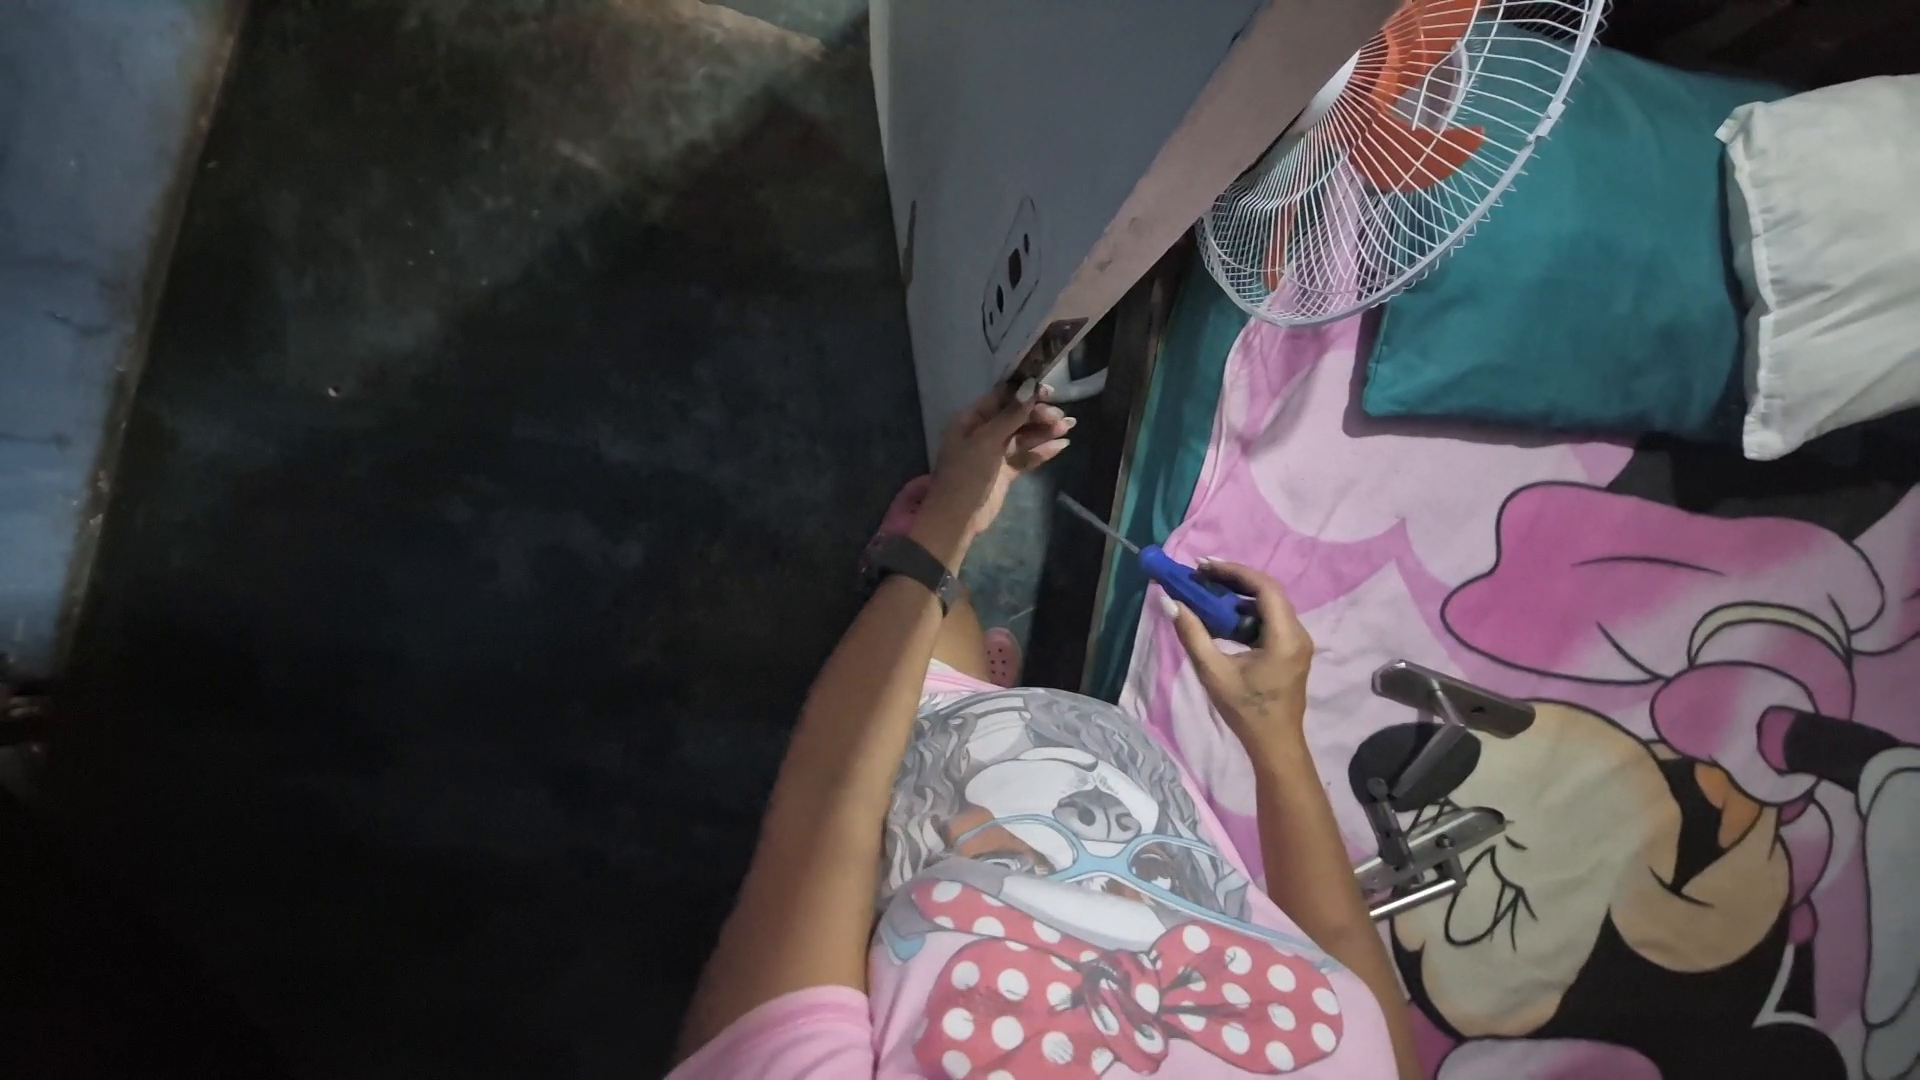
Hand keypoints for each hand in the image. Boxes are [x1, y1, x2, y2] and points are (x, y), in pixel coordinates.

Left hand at [917, 380, 1073, 554]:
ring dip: (1045, 431)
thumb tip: (1030, 388)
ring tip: (1069, 426)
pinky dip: (1042, 451)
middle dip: (1038, 414)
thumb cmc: (966, 473)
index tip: (1049, 393)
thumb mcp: (986, 440)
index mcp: (971, 420)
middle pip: (1015, 417)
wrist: (958, 517)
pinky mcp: (1005, 472)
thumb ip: (1010, 416)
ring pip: (1023, 437)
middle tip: (1060, 417)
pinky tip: (1061, 445)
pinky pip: (1026, 456)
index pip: (1001, 398)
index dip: (1025, 393)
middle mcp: (983, 433)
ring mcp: (995, 453)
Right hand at [1165, 560, 1313, 755]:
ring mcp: (1297, 642)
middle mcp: (1298, 633)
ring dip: (1238, 595)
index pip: (1264, 588)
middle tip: (1201, 574)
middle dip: (1234, 579)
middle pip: (1267, 592)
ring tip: (1207, 590)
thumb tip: (1170, 602)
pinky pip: (1268, 620)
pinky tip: (1222, 615)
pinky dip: (1245, 612)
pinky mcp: (1290, 650)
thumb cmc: (1245, 710)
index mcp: (1285, 637)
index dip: (1234, 571)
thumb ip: (1192, 634)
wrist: (1274, 743)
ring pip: (1268, 605)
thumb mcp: (1213, 672)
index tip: (1204, 566)